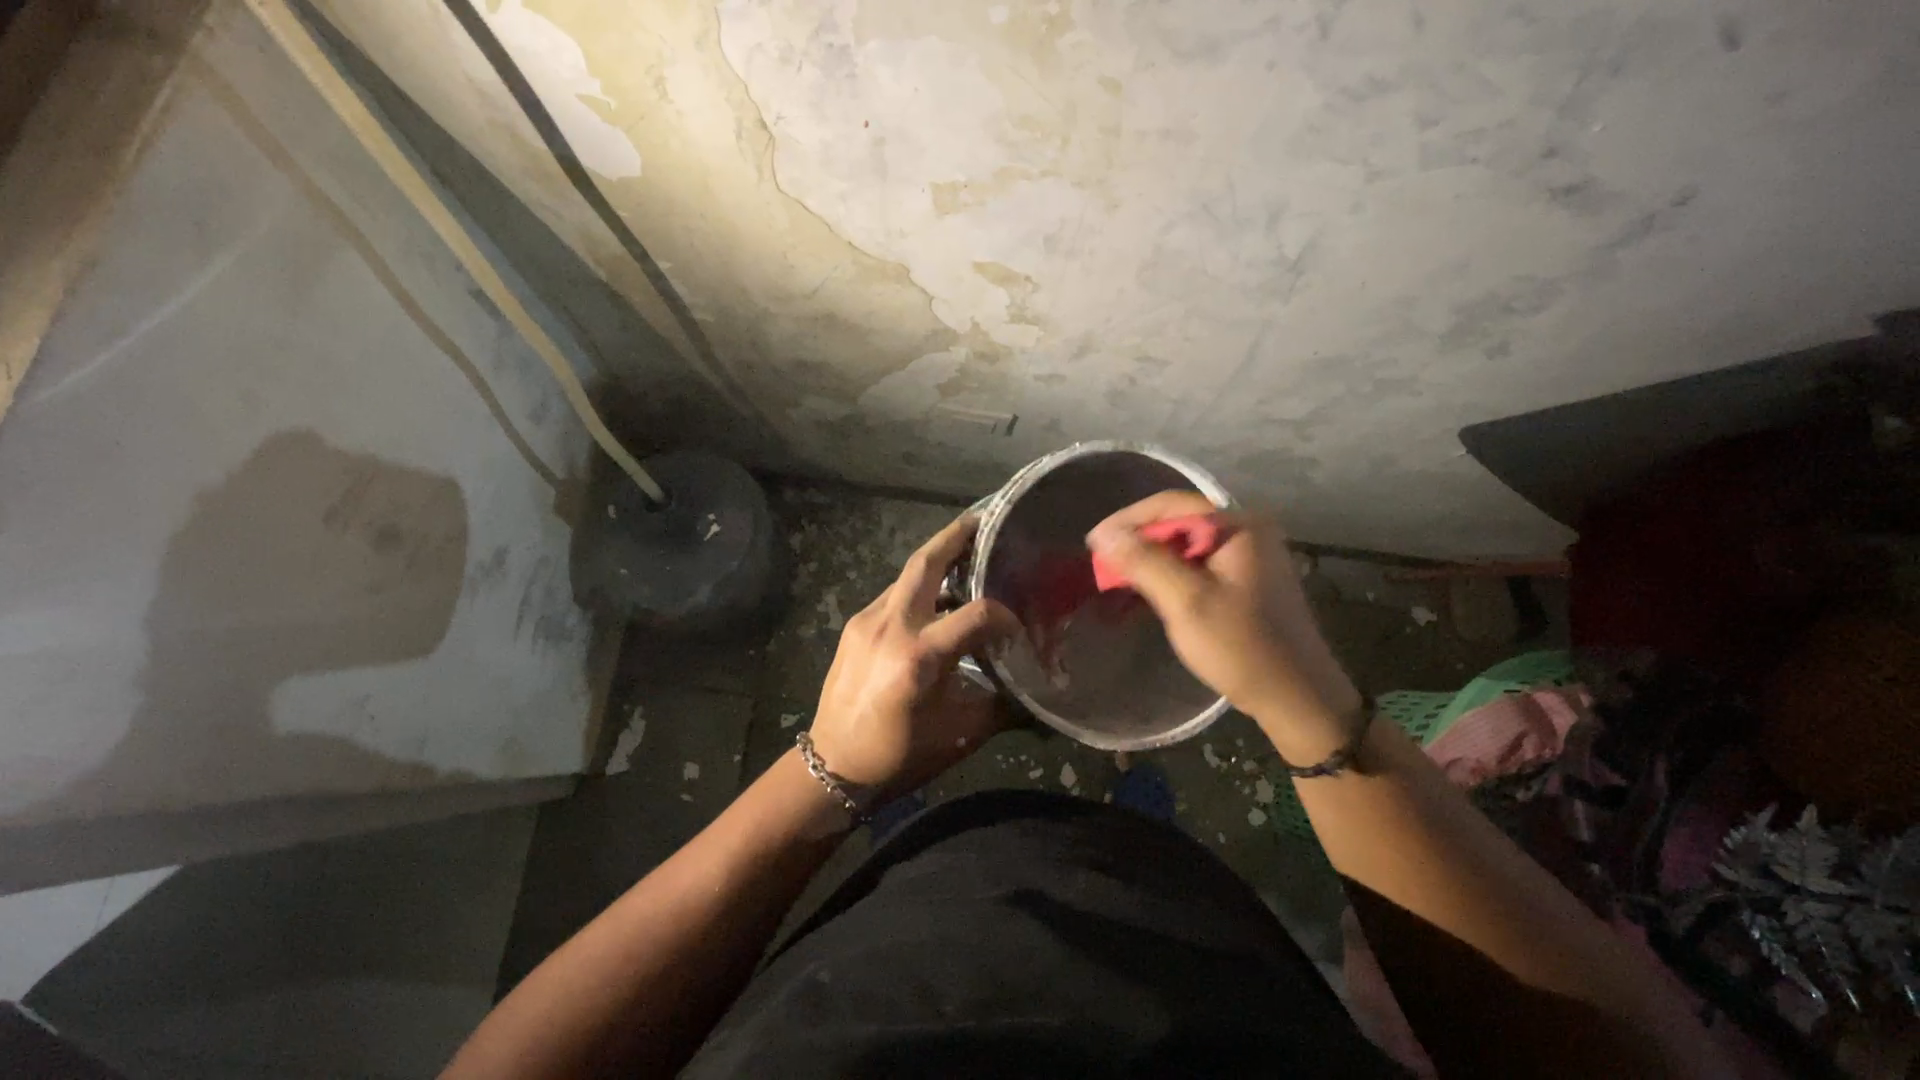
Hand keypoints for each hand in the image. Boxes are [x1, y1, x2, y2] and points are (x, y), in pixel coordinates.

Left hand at [806, 514, 1020, 805]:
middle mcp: (891, 627)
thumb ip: (1003, 707)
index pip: (975, 614)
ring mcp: (866, 622)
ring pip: (906, 576)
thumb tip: (1039, 699)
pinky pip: (892, 596)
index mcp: (920, 656)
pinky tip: (934, 601)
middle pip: (925, 563)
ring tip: (965, 556)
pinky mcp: (854, 627)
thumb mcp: (960, 733)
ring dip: (936, 561)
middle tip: (983, 522)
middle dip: (955, 537)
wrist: (833, 764)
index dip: (1004, 615)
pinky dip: (917, 589)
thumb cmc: (900, 754)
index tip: (1019, 626)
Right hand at [1086, 492, 1362, 759]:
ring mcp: (1253, 555)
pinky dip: (1173, 572)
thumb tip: (1105, 534)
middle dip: (1139, 540)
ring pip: (1189, 544)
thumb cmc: (1240, 647)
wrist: (1296, 696)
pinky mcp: (1250, 579)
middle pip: (1180, 521)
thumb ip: (1145, 562)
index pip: (1171, 505)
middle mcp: (1249, 530)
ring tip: (1121, 577)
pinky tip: (1154, 590)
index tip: (1093, 543)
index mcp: (1239, 526)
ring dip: (1154, 558)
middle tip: (1104, 564)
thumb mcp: (1186, 602)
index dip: (1127, 520)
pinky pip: (1202, 563)